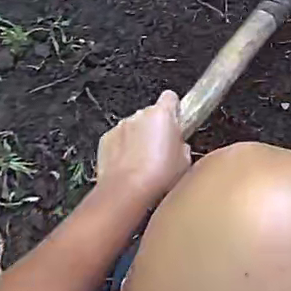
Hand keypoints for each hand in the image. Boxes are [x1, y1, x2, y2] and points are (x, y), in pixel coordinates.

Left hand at [96, 91, 190, 208]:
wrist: (126, 193)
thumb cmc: (159, 177)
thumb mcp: (185, 162)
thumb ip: (182, 145)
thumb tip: (178, 145)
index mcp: (162, 114)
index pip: (170, 97)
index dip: (174, 109)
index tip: (176, 123)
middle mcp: (140, 115)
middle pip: (151, 114)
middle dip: (156, 127)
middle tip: (162, 150)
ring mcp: (121, 126)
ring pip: (134, 127)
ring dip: (139, 138)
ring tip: (144, 163)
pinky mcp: (105, 139)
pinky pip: (119, 139)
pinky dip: (123, 149)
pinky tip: (129, 168)